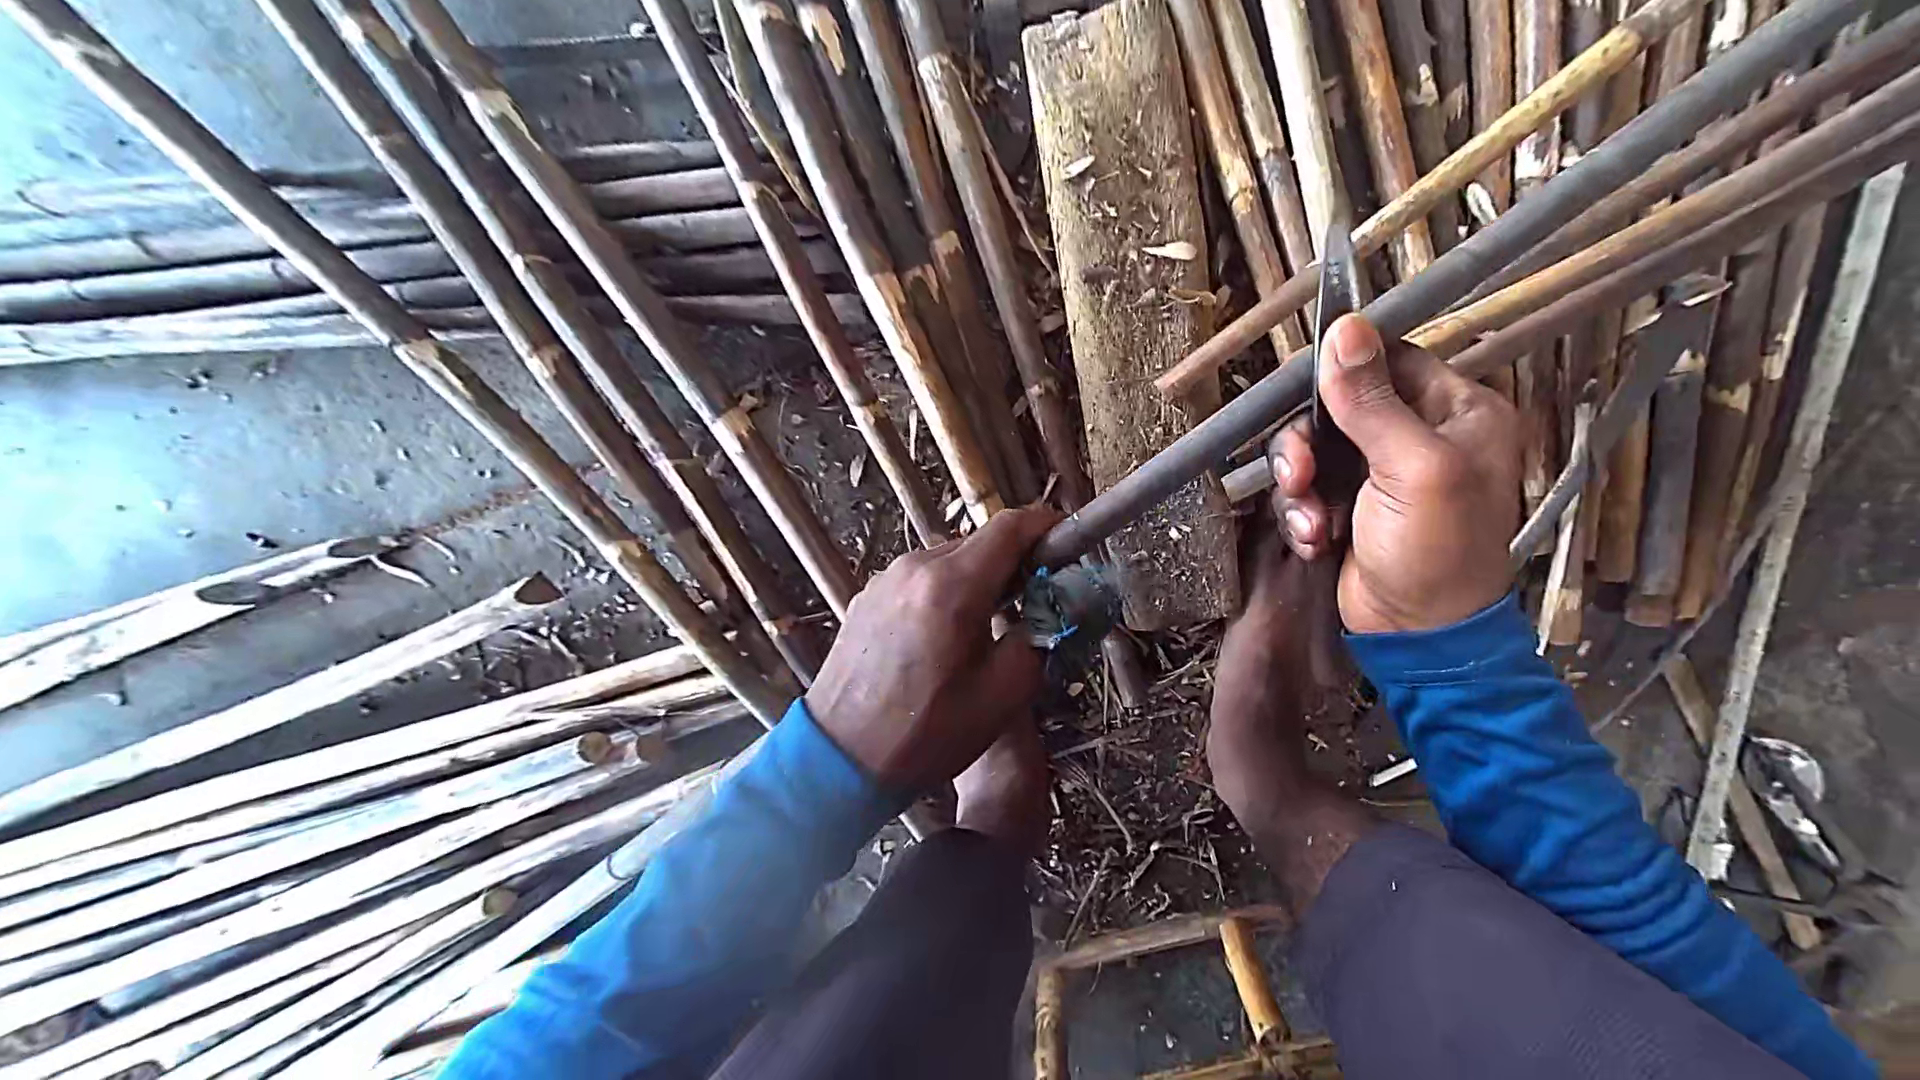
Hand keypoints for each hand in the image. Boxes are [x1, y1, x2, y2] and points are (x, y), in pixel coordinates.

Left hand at [805, 506, 1060, 791]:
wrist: (839, 758)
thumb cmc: (924, 734)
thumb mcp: (1003, 694)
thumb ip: (1041, 638)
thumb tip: (1054, 607)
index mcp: (951, 586)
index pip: (1009, 527)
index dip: (1044, 526)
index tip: (1064, 539)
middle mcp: (914, 568)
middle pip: (978, 543)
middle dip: (1013, 562)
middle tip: (1034, 598)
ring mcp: (885, 580)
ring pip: (948, 561)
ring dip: (977, 580)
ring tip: (987, 626)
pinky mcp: (868, 597)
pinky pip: (919, 580)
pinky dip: (944, 593)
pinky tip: (944, 636)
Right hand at [1270, 315, 1518, 634]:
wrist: (1415, 632)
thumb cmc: (1437, 549)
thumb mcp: (1412, 466)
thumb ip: (1372, 399)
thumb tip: (1345, 326)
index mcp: (1455, 413)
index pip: (1390, 361)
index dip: (1345, 370)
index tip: (1307, 390)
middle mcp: (1414, 436)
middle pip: (1336, 408)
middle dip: (1308, 445)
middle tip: (1300, 475)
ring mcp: (1375, 473)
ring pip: (1311, 450)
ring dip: (1298, 486)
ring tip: (1311, 521)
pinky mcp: (1343, 504)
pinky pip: (1303, 488)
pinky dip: (1300, 513)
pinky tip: (1315, 540)